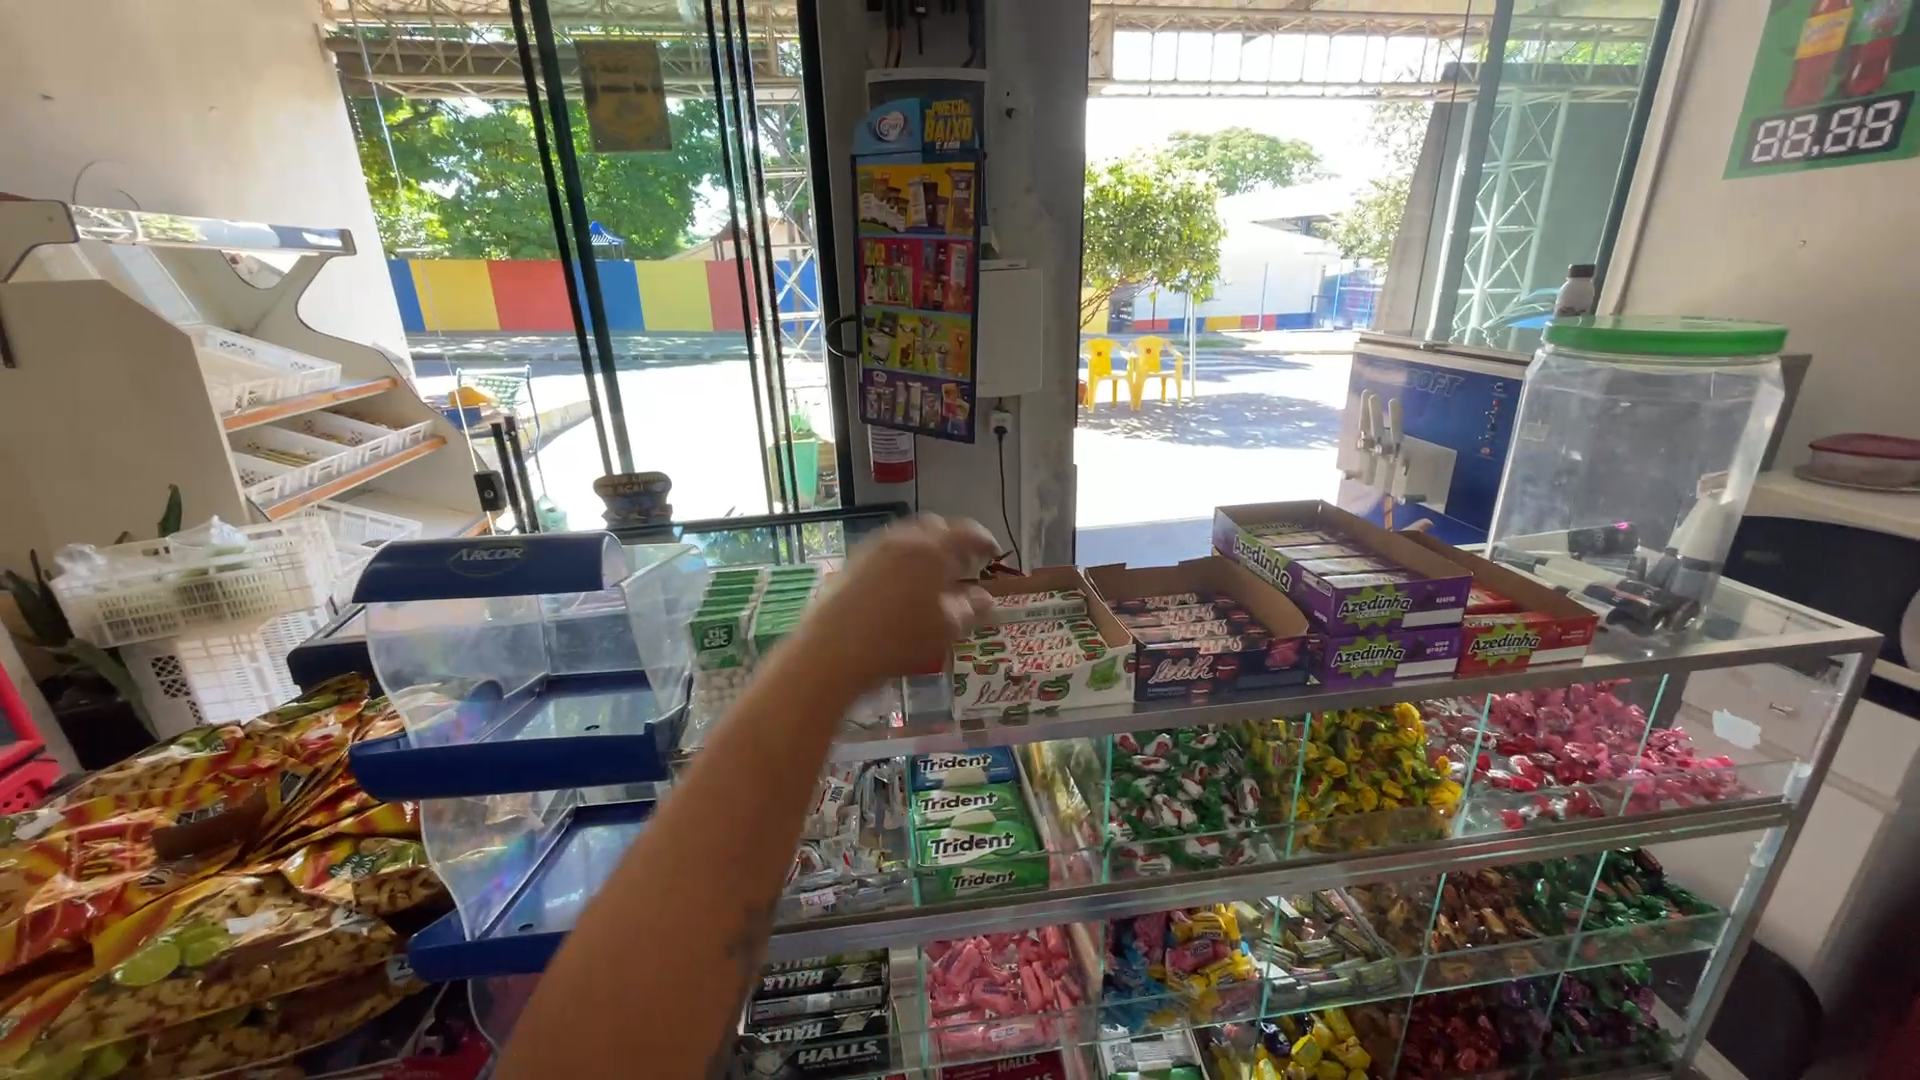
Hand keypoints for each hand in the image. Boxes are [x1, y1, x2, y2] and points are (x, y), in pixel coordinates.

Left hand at [795, 515, 998, 685]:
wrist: (832, 651)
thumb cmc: (899, 640)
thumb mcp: (945, 629)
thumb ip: (970, 609)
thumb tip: (985, 598)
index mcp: (932, 549)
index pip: (966, 533)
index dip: (984, 541)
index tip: (993, 553)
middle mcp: (902, 539)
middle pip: (934, 528)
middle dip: (952, 541)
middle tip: (963, 562)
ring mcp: (873, 549)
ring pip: (907, 538)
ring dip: (925, 550)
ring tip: (933, 575)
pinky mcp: (851, 564)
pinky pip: (886, 553)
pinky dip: (902, 561)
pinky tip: (903, 587)